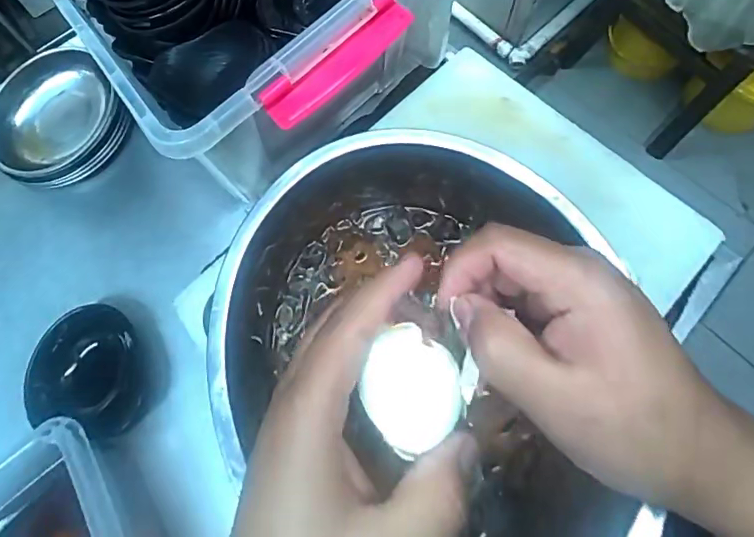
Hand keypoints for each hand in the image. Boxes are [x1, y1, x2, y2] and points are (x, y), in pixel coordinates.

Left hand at [232, 254, 478, 536]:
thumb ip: (436, 493)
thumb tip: (468, 443)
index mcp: (307, 407)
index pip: (348, 328)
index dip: (384, 290)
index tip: (418, 261)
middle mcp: (289, 399)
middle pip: (330, 329)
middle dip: (374, 303)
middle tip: (425, 297)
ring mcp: (284, 420)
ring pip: (323, 352)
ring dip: (363, 332)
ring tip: (410, 329)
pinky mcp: (288, 443)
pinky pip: (323, 382)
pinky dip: (355, 365)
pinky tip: (383, 385)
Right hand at [435, 224, 734, 510]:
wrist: (708, 460)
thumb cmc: (633, 431)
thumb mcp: (555, 400)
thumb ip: (498, 346)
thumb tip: (459, 307)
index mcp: (578, 278)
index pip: (496, 243)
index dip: (460, 270)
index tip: (445, 316)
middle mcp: (582, 267)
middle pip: (504, 255)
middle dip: (474, 291)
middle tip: (462, 341)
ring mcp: (588, 283)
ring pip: (515, 275)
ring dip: (492, 307)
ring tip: (486, 353)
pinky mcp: (589, 302)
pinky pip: (533, 293)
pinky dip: (513, 318)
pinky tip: (517, 355)